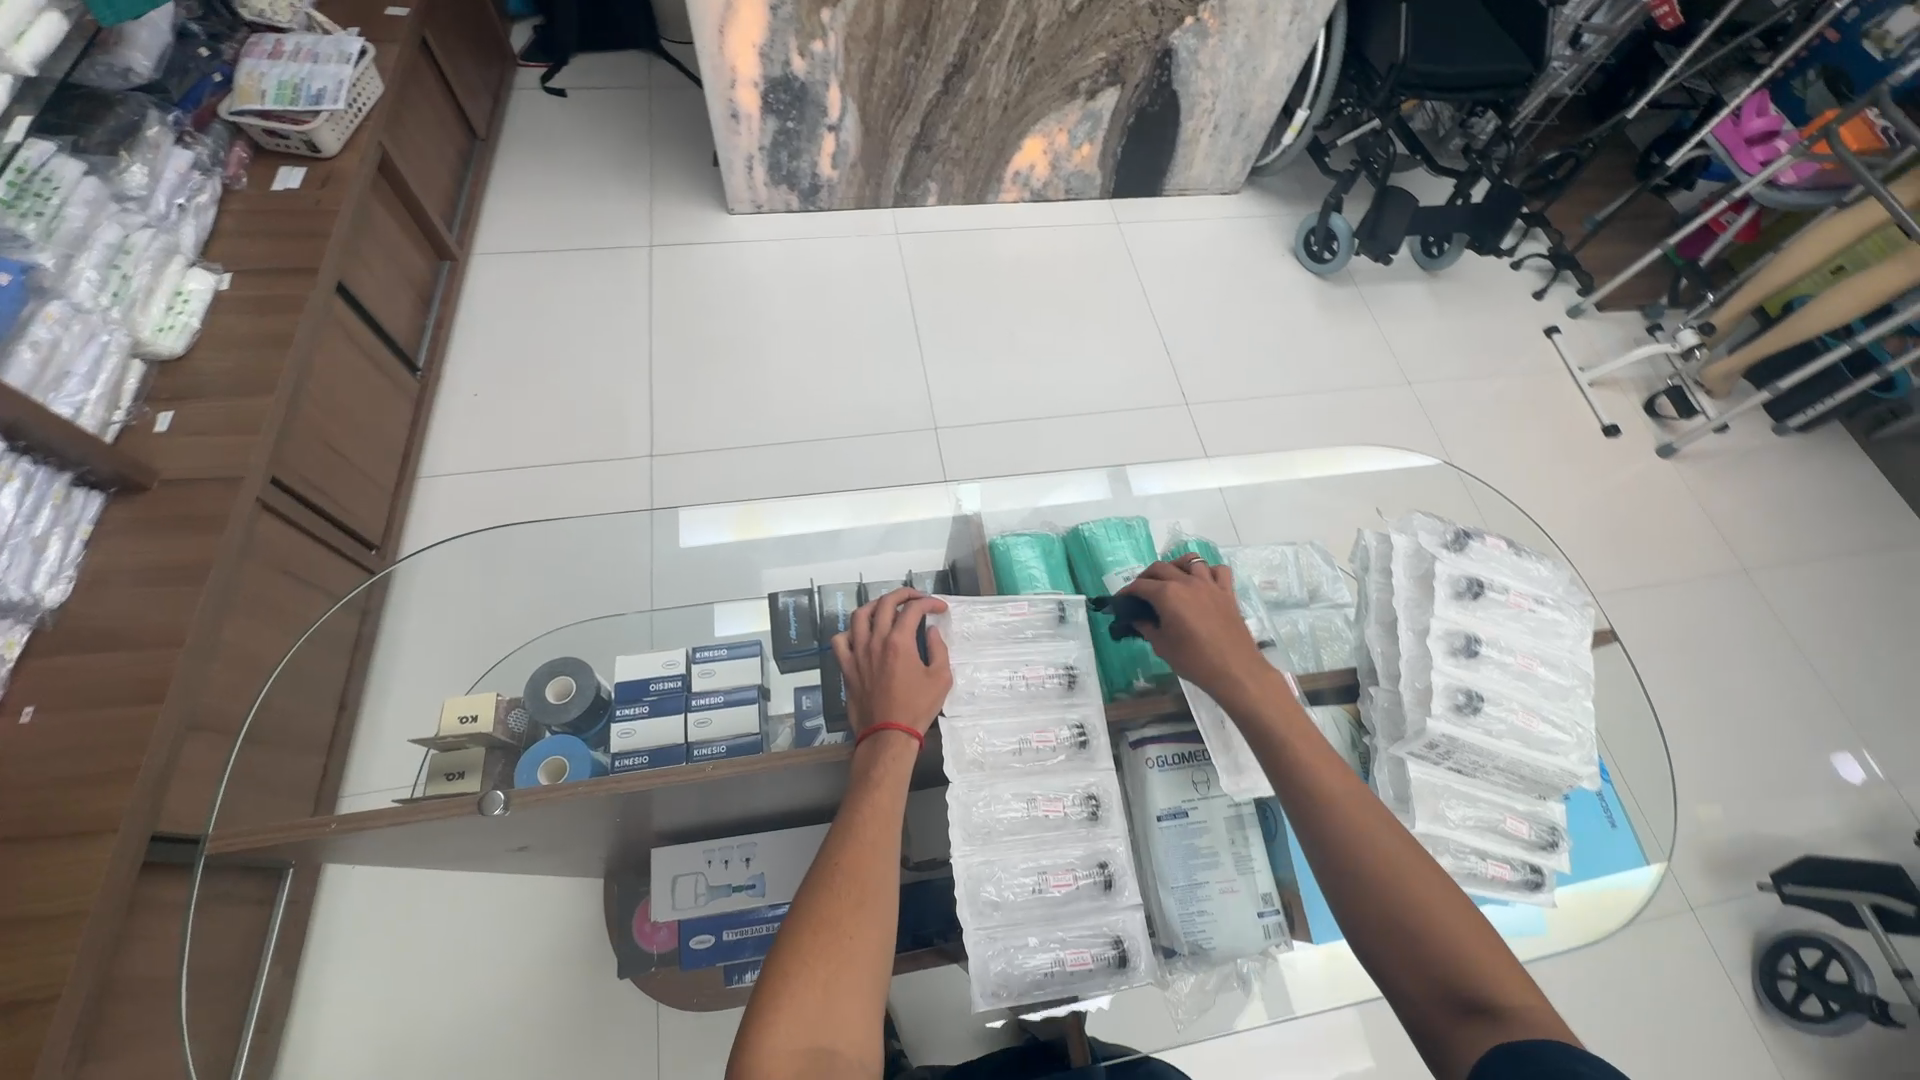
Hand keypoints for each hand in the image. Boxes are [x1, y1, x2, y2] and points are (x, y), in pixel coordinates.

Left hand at [833, 588, 951, 749]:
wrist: (888, 734)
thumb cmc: (917, 708)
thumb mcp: (941, 678)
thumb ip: (939, 649)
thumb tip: (931, 631)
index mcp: (900, 642)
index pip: (913, 609)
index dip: (929, 602)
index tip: (939, 607)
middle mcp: (875, 641)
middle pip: (885, 603)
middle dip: (903, 594)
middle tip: (916, 598)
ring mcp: (857, 653)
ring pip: (859, 616)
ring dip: (875, 605)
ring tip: (887, 608)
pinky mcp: (846, 666)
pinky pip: (840, 640)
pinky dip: (850, 632)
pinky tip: (861, 635)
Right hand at [1117, 556, 1272, 701]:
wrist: (1234, 670)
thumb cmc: (1193, 660)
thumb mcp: (1162, 646)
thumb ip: (1146, 627)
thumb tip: (1137, 618)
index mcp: (1167, 594)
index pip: (1140, 585)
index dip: (1127, 591)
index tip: (1121, 600)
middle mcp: (1187, 582)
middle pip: (1161, 567)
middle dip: (1146, 577)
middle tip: (1141, 592)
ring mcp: (1210, 584)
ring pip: (1190, 561)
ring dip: (1176, 566)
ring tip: (1171, 580)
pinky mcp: (1227, 592)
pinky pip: (1218, 570)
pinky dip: (1208, 571)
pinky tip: (1202, 582)